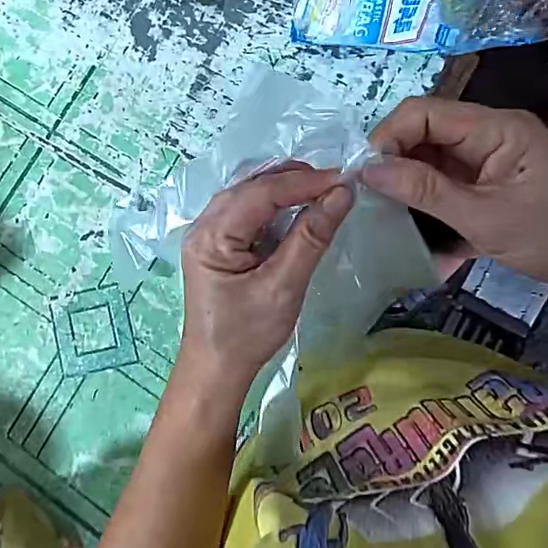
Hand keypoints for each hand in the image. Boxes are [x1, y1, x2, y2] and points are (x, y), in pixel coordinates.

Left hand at [178, 164, 353, 381]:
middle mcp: (204, 225)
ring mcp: (208, 232)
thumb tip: (341, 194)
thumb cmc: (247, 334)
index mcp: (211, 236)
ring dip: (286, 188)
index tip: (344, 179)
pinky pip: (249, 210)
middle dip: (295, 179)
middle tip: (337, 183)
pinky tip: (299, 207)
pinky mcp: (219, 242)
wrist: (217, 368)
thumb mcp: (283, 287)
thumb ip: (311, 237)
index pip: (262, 193)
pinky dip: (276, 204)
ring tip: (323, 191)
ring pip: (250, 193)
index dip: (304, 182)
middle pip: (253, 186)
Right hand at [360, 98, 547, 289]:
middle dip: (394, 162)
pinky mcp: (485, 182)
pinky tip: (410, 227)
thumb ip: (425, 192)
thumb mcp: (484, 217)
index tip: (363, 172)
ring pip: (430, 160)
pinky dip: (426, 204)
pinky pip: (444, 183)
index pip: (427, 113)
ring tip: (381, 212)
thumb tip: (368, 170)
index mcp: (496, 128)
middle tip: (367, 196)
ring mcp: (487, 159)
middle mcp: (489, 134)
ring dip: (406, 185)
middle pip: (426, 134)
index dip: (389, 136)